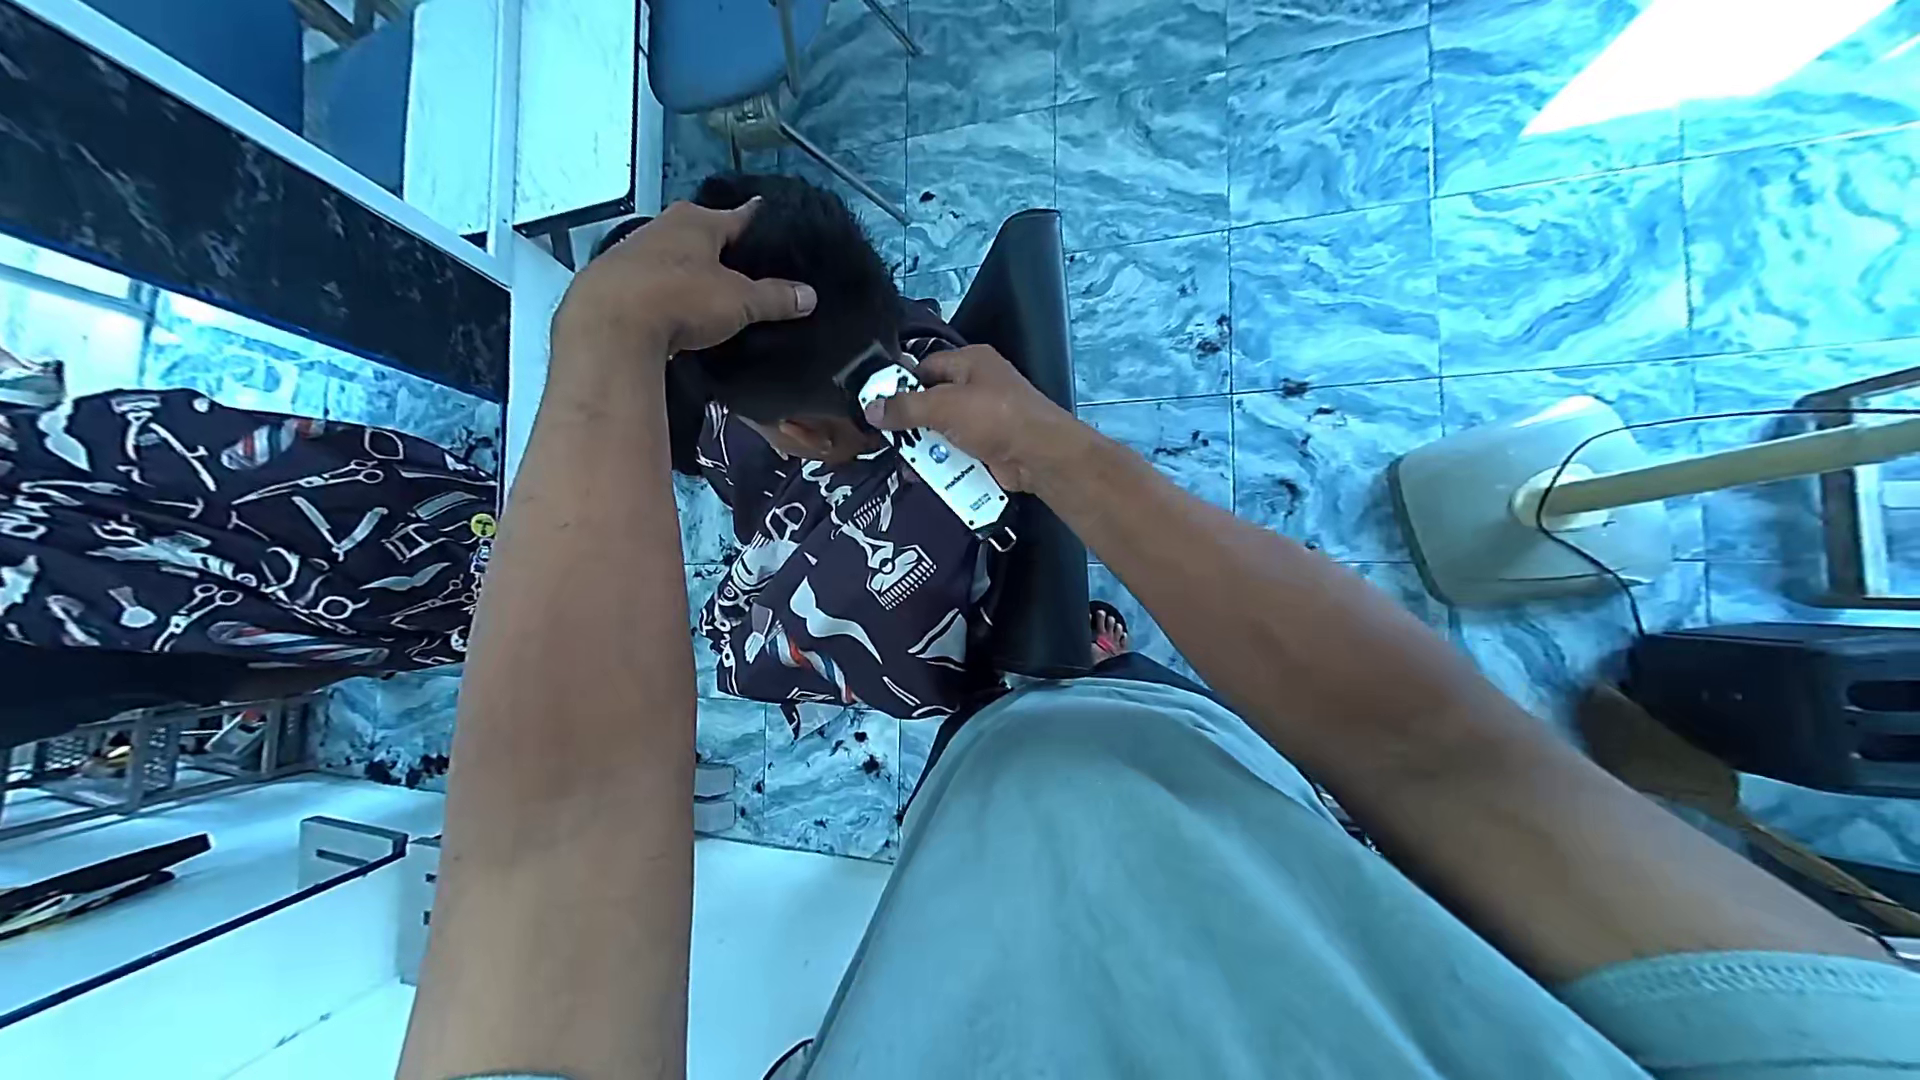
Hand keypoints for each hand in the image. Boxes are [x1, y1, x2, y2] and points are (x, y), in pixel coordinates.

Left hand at [552, 199, 816, 356]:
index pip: (743, 215)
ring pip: (680, 259)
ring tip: (723, 298)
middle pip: (708, 236)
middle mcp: (665, 227)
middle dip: (729, 253)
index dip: (764, 225)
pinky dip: (675, 295)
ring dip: (698, 275)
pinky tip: (687, 313)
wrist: (611, 326)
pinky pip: (659, 284)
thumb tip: (809, 295)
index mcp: (697, 220)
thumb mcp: (740, 300)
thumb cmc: (681, 298)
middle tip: (756, 274)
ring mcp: (637, 252)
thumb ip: (775, 297)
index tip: (782, 233)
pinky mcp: (619, 282)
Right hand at [862, 345, 1082, 491]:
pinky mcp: (987, 447)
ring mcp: (984, 419)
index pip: (924, 368)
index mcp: (970, 362)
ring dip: (923, 448)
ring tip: (902, 463)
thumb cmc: (995, 418)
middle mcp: (977, 386)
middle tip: (885, 440)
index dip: (901, 385)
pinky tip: (922, 476)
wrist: (1039, 456)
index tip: (876, 406)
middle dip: (910, 424)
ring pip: (941, 432)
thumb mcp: (944, 407)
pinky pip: (955, 453)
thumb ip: (905, 408)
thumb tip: (871, 409)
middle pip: (931, 403)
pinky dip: (941, 464)